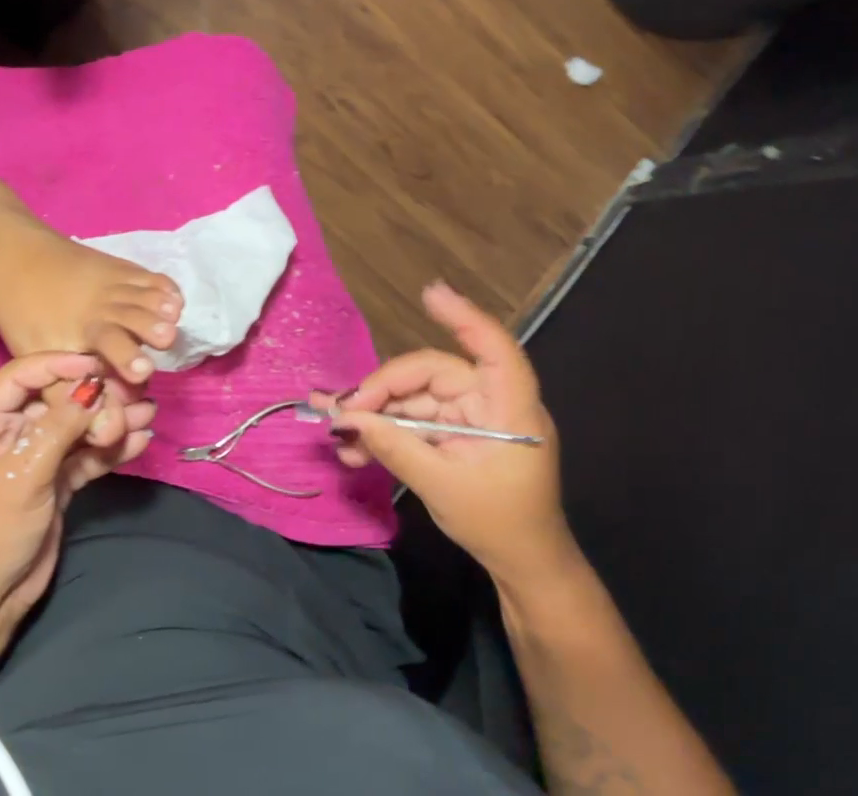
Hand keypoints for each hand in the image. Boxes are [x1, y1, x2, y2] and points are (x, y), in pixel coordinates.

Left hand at [0, 214, 184, 385]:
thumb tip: (103, 432)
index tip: (141, 373)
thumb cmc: (26, 316)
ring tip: (174, 315)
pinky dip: (164, 288)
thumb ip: (65, 396)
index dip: (125, 363)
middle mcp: (102, 306)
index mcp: (81, 331)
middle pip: (132, 318)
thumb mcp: (34, 357)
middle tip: (166, 339)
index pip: (107, 350)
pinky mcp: (123, 269)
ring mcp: (115, 284)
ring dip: (161, 306)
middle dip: (149, 328)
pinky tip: (175, 302)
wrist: (18, 259)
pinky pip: (150, 277)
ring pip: (144, 294)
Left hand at [0, 353, 155, 620]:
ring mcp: (34, 457)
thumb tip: (92, 389)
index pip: (22, 375)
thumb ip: (59, 427)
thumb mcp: (24, 471)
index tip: (98, 362)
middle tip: (133, 398)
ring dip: (110, 423)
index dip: (58, 363)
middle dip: (94, 397)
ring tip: (148, 415)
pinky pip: (85, 457)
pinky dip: (110, 450)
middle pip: (55, 400)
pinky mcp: (55, 481)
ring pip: (75, 428)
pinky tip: (140, 442)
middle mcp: (9, 432)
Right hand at [309, 282, 576, 584]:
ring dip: (373, 417)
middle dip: (381, 391)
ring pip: (412, 400)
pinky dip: (382, 433)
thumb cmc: (498, 522)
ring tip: (335, 434)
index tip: (429, 294)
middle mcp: (489, 403)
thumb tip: (345, 418)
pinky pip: (411, 423)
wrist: (522, 564)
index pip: (492, 349)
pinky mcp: (452, 436)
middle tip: (341, 412)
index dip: (463, 318)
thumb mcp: (442, 485)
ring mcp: (469, 419)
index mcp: (508, 408)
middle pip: (430, 376)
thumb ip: (394, 447)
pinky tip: (351, 449)